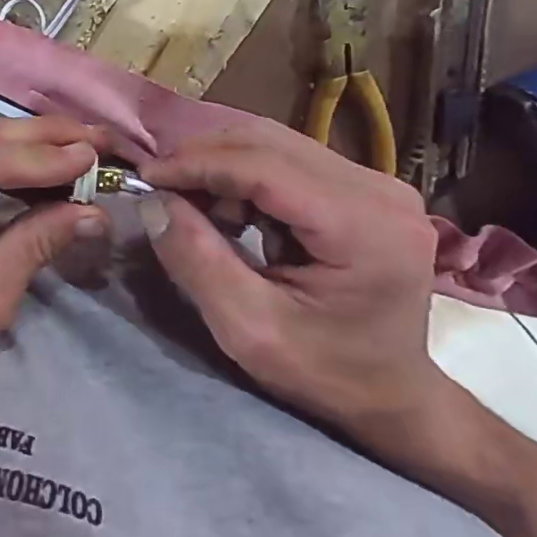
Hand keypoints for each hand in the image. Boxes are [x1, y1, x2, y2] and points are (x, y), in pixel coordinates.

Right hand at [137, 118, 444, 431]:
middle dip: (204, 158)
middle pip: (270, 143)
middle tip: (159, 188)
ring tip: (191, 204)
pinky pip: (288, 159)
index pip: (265, 166)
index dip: (197, 164)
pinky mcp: (365, 187)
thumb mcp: (249, 329)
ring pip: (275, 144)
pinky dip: (244, 175)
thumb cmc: (324, 373)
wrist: (391, 394)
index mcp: (365, 227)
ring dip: (222, 166)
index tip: (145, 177)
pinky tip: (230, 210)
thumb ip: (199, 261)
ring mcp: (377, 183)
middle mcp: (380, 190)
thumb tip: (154, 202)